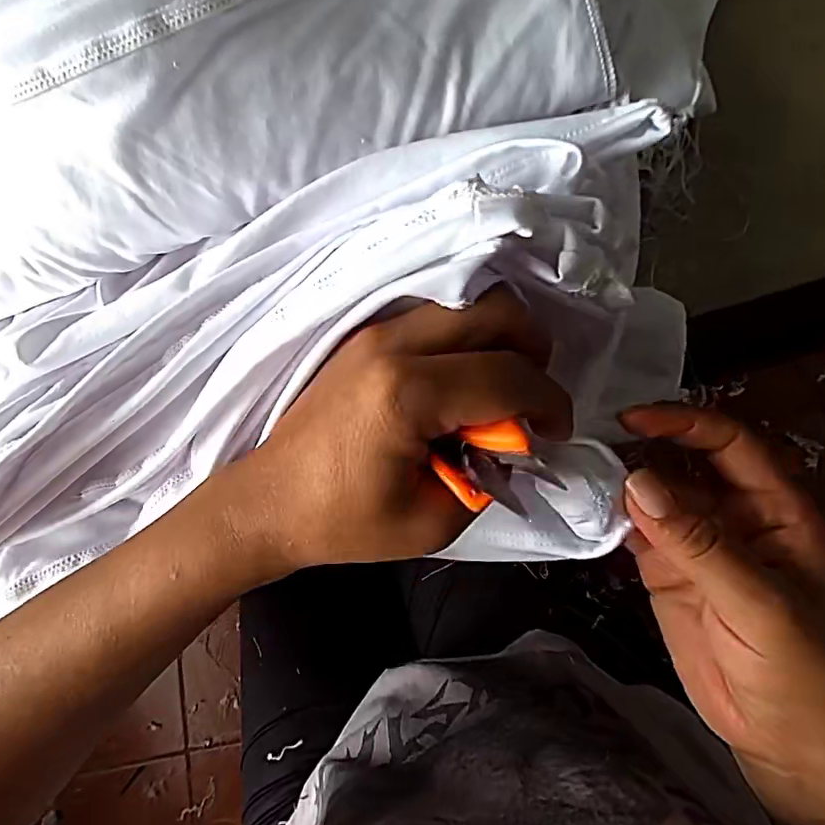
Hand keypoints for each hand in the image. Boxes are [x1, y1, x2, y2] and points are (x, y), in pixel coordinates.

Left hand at [223, 288, 572, 574]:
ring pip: (471, 301)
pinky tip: (467, 374)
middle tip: (533, 397)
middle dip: (535, 352)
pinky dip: (472, 333)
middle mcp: (395, 345)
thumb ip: (489, 478)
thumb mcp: (432, 523)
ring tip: (504, 383)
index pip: (508, 377)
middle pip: (498, 312)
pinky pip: (441, 310)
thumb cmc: (344, 521)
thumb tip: (515, 438)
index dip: (549, 403)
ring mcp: (379, 329)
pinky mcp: (369, 330)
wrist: (268, 500)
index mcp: (407, 395)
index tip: (556, 432)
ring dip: (504, 337)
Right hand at [621, 403, 824, 824]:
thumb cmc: (811, 673)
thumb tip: (638, 483)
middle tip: (591, 442)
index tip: (634, 419)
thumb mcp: (764, 606)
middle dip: (643, 448)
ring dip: (620, 484)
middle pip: (684, 464)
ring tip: (578, 472)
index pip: (730, 444)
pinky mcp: (669, 576)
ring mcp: (698, 546)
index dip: (685, 424)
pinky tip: (586, 511)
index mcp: (775, 507)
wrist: (800, 754)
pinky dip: (611, 522)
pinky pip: (637, 535)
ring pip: (654, 497)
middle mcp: (733, 515)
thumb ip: (700, 544)